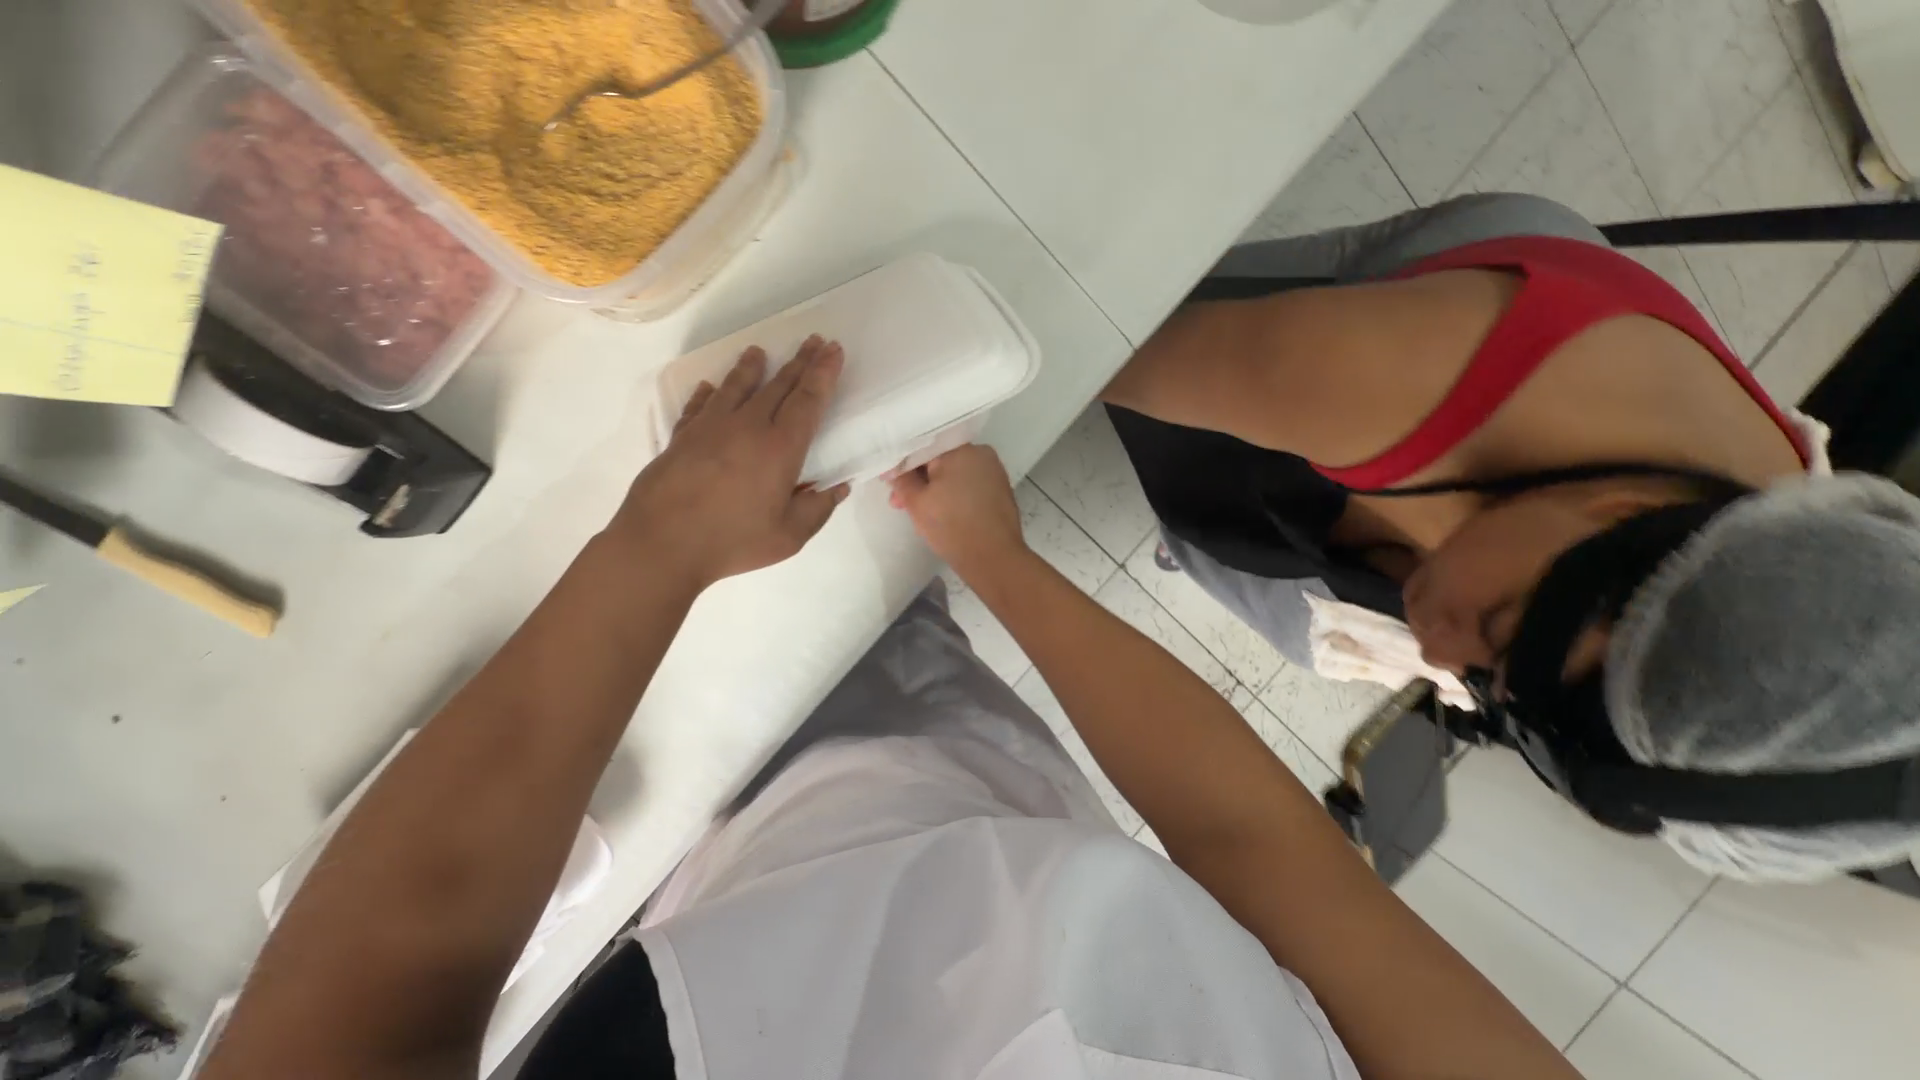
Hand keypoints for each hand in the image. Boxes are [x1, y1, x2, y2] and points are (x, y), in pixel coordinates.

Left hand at [611, 337, 848, 587]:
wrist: (662, 542)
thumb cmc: (732, 541)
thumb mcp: (788, 536)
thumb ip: (817, 509)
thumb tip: (838, 486)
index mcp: (781, 448)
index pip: (808, 399)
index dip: (823, 372)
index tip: (833, 349)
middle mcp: (748, 427)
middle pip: (778, 385)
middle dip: (799, 361)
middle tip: (812, 340)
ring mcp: (710, 427)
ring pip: (736, 387)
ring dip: (750, 367)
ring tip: (757, 352)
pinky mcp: (681, 437)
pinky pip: (698, 407)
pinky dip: (707, 394)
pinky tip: (708, 389)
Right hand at [889, 444, 1025, 576]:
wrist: (994, 558)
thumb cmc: (951, 525)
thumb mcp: (916, 502)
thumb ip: (901, 480)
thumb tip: (893, 470)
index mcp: (960, 449)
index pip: (923, 448)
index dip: (902, 465)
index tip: (889, 483)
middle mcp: (980, 453)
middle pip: (940, 460)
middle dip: (918, 480)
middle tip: (899, 503)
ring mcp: (993, 472)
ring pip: (954, 474)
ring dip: (934, 489)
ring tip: (918, 512)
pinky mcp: (1000, 491)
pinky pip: (968, 485)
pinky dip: (953, 495)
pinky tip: (942, 513)